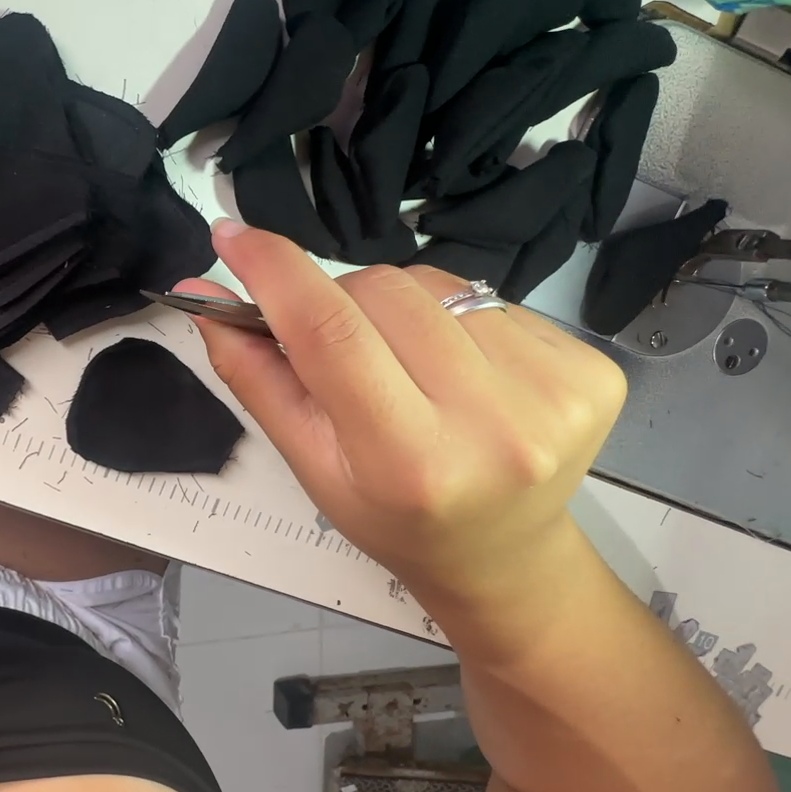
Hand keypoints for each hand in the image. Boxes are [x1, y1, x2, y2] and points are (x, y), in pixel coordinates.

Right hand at [184, 221, 625, 609]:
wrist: (500, 554)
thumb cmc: (385, 514)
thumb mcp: (304, 459)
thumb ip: (251, 373)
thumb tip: (200, 292)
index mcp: (405, 459)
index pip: (330, 334)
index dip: (275, 272)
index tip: (231, 237)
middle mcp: (490, 422)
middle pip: (379, 293)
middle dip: (335, 298)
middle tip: (332, 343)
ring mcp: (553, 392)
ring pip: (432, 282)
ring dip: (392, 305)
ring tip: (398, 359)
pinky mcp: (591, 368)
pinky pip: (485, 295)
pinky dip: (447, 314)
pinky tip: (452, 365)